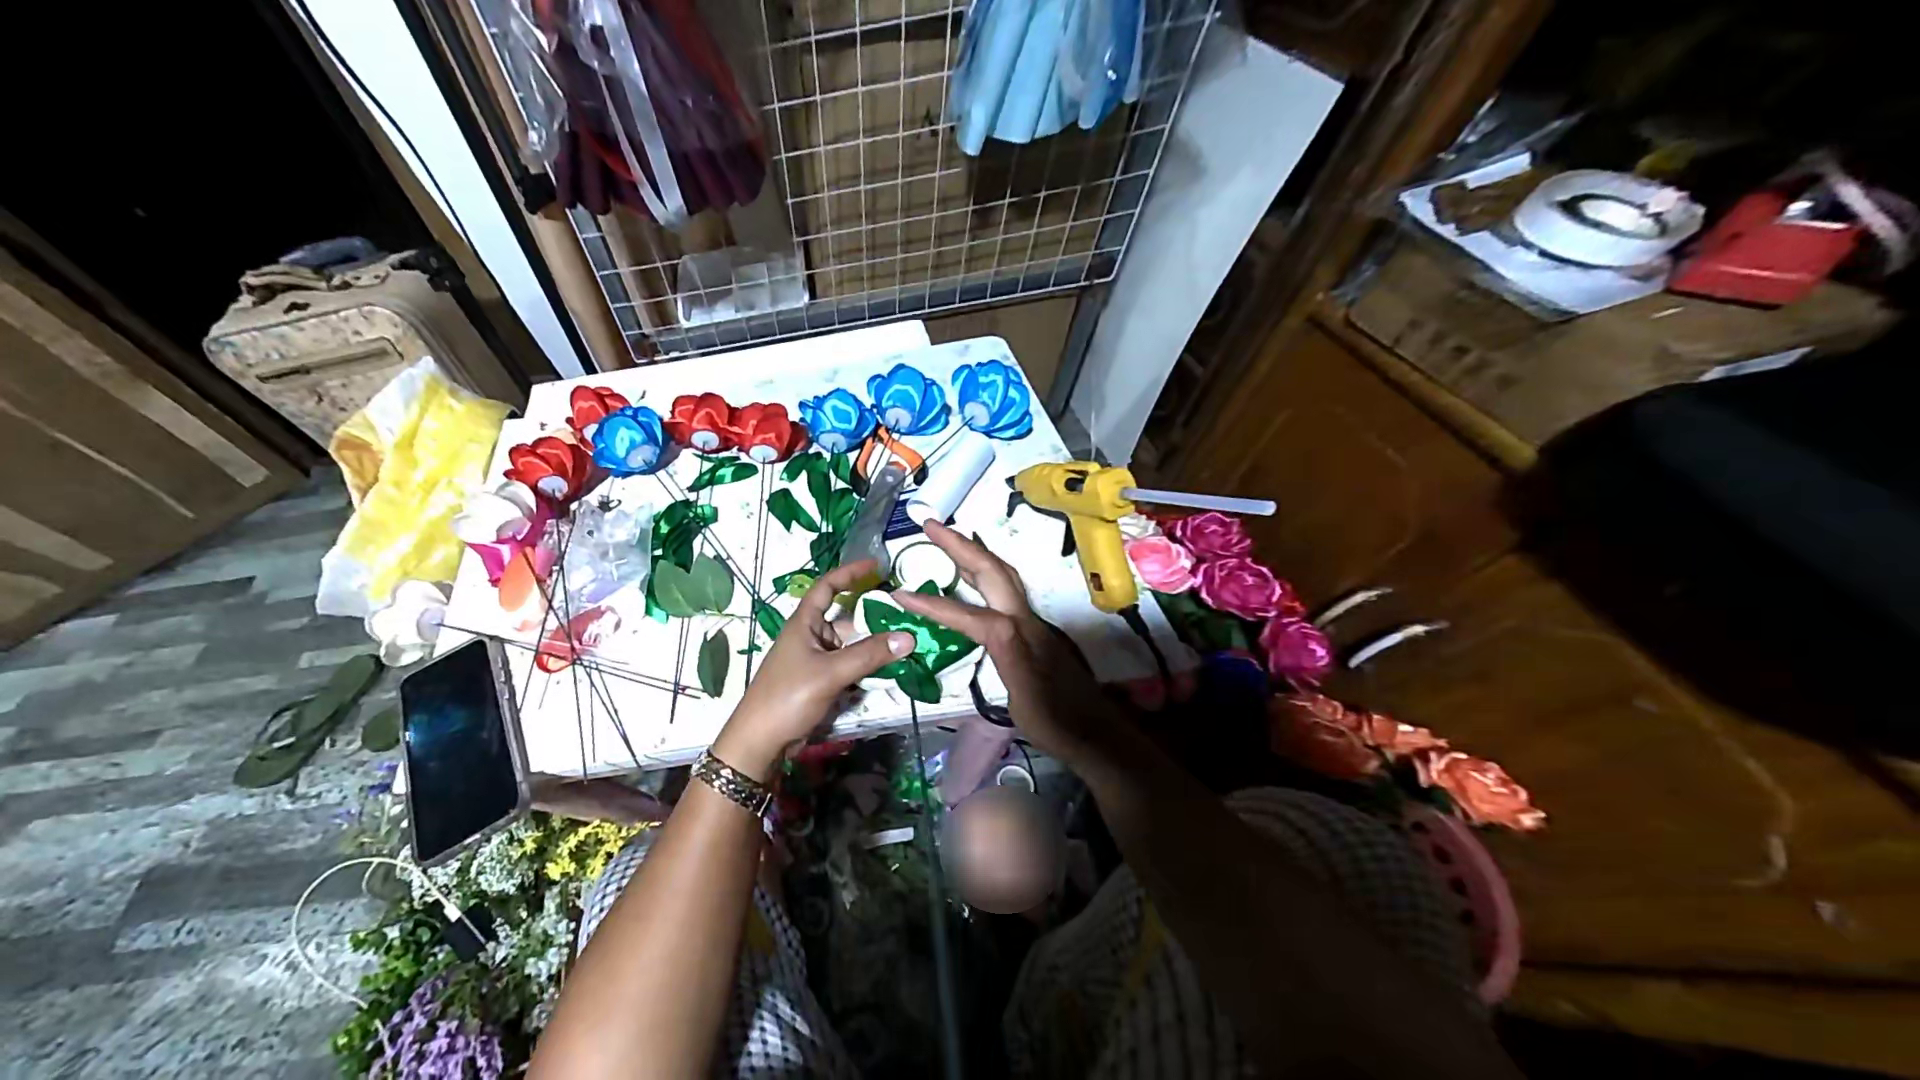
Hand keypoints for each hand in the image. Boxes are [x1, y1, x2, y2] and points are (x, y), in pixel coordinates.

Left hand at [713, 558, 913, 777]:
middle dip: (874, 617)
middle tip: (906, 614)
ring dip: (875, 645)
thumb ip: (870, 655)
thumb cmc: (788, 696)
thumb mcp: (831, 673)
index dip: (850, 573)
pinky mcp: (822, 683)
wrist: (761, 742)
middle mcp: (811, 637)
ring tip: (907, 642)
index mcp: (804, 624)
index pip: (827, 587)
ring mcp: (817, 661)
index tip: (876, 566)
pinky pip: (851, 667)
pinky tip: (891, 670)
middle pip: (847, 619)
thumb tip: (909, 637)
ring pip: (852, 646)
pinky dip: (869, 667)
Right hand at [892, 522, 1114, 765]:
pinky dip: (982, 574)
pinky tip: (970, 580)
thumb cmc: (1057, 724)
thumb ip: (1010, 659)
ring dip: (972, 554)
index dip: (934, 605)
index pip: (971, 615)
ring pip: (1001, 577)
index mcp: (1018, 639)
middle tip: (929, 524)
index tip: (899, 595)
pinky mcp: (1031, 632)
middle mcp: (1025, 622)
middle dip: (960, 545)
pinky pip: (1002, 591)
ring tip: (945, 540)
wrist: (1094, 733)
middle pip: (992, 572)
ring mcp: (1030, 624)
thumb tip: (988, 624)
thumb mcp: (1027, 702)